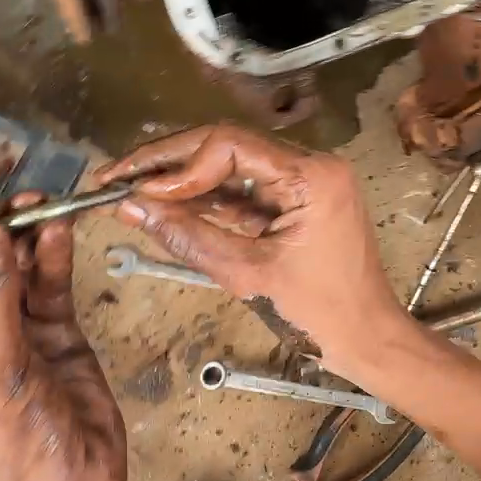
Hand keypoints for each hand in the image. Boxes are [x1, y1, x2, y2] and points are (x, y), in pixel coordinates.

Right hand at [94, 125, 412, 377]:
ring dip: (185, 180)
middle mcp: (313, 165)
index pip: (231, 145)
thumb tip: (132, 206)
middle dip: (171, 163)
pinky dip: (209, 199)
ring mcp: (308, 181)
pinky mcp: (299, 200)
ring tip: (130, 191)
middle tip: (114, 177)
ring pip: (234, 165)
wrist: (367, 336)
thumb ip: (190, 235)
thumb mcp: (248, 273)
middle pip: (230, 146)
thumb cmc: (320, 311)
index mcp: (312, 175)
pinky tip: (167, 205)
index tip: (136, 191)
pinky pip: (247, 189)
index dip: (178, 165)